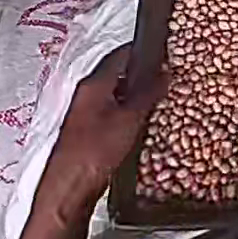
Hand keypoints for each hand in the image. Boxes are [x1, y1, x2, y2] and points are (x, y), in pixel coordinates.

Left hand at [32, 44, 165, 229]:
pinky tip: (146, 119)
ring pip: (116, 93)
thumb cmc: (96, 150)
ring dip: (137, 92)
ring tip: (162, 95)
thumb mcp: (130, 118)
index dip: (143, 50)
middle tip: (168, 73)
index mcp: (93, 84)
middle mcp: (87, 94)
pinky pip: (114, 111)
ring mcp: (86, 113)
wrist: (69, 189)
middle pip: (118, 74)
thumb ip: (148, 93)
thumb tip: (165, 72)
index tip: (164, 49)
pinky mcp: (89, 131)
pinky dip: (131, 109)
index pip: (120, 55)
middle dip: (142, 72)